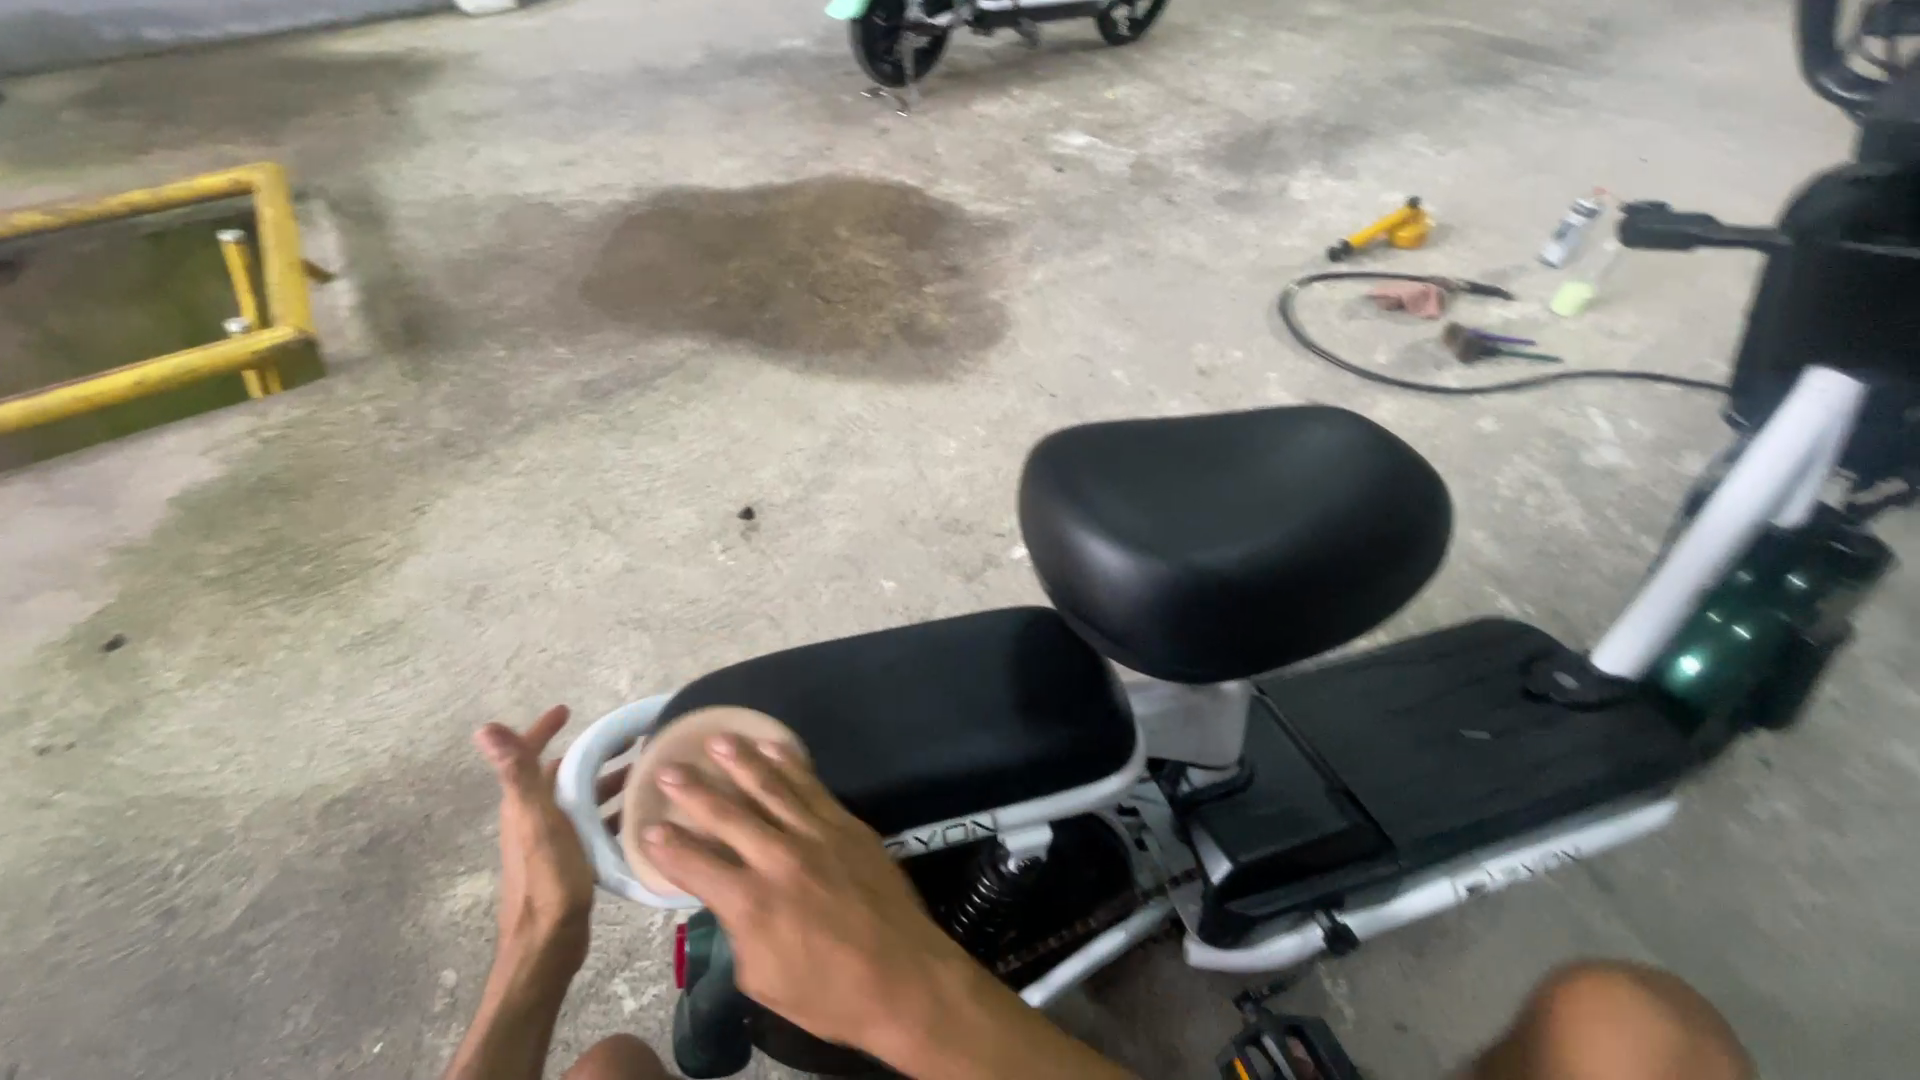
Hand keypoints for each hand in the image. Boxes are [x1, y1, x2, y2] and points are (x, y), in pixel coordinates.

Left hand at [474, 705, 626, 980]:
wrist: (549, 945)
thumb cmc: (548, 881)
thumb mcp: (537, 822)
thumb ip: (516, 775)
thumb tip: (484, 728)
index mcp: (526, 807)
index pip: (530, 757)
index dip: (543, 731)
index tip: (568, 710)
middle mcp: (536, 820)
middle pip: (564, 776)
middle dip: (592, 754)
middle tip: (630, 739)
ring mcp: (554, 843)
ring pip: (583, 801)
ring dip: (608, 782)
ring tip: (644, 773)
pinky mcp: (572, 863)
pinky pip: (595, 826)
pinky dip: (615, 813)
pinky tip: (640, 817)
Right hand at [640, 735, 973, 1052]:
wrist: (903, 975)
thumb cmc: (829, 992)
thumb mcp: (761, 977)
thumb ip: (738, 930)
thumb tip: (731, 900)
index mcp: (751, 902)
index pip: (695, 863)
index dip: (666, 846)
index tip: (645, 828)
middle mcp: (779, 857)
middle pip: (727, 813)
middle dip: (692, 790)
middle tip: (667, 769)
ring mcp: (817, 834)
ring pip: (771, 787)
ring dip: (741, 761)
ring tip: (718, 739)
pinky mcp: (847, 825)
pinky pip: (812, 786)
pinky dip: (790, 764)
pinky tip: (773, 747)